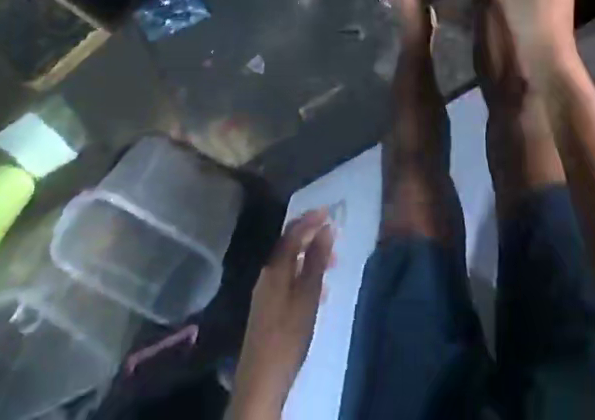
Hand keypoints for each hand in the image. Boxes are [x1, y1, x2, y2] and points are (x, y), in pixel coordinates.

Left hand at [229, 210, 335, 417]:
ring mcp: (264, 294)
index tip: (329, 211)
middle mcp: (266, 276)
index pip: (292, 234)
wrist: (260, 382)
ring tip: (332, 262)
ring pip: (289, 265)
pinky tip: (318, 290)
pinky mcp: (267, 310)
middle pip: (288, 247)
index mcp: (275, 269)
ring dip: (309, 257)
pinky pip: (288, 280)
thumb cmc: (288, 336)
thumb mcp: (308, 297)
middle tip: (334, 235)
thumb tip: (325, 229)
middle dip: (310, 237)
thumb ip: (316, 262)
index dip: (310, 220)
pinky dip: (304, 275)